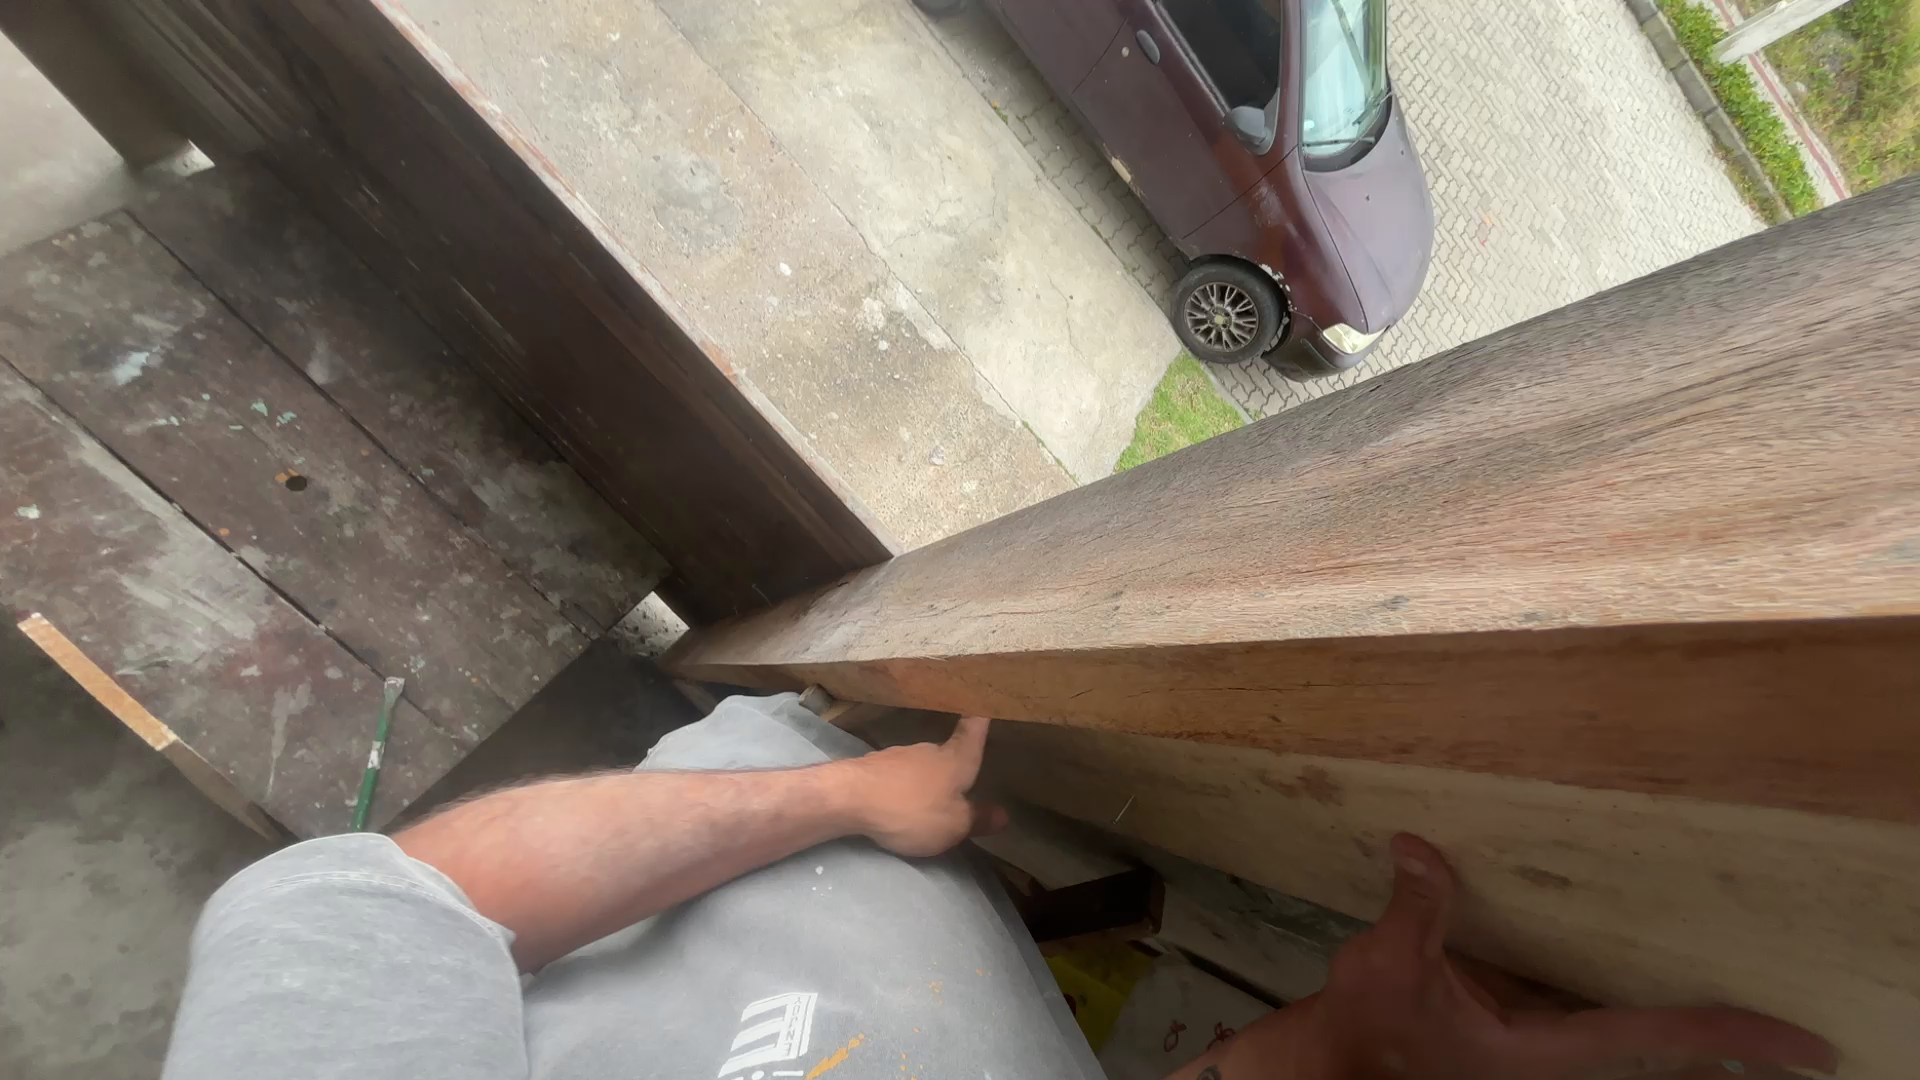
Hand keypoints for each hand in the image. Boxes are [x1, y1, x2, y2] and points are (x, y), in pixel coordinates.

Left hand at [830, 715, 1008, 856]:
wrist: (850, 797)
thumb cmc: (912, 809)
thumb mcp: (953, 825)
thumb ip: (978, 819)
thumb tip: (1004, 814)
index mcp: (955, 759)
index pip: (973, 730)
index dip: (981, 718)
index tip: (984, 702)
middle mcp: (929, 750)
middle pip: (947, 752)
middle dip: (954, 766)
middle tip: (960, 787)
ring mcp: (899, 754)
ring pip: (920, 766)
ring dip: (925, 781)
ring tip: (926, 805)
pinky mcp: (875, 766)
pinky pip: (896, 776)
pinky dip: (901, 788)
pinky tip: (896, 805)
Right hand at [1187, 835, 1837, 1079]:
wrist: (1342, 1055)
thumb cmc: (1376, 1023)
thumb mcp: (1390, 963)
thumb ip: (1416, 907)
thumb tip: (1416, 844)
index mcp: (1539, 1049)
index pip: (1646, 1039)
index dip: (1723, 1037)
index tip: (1807, 1044)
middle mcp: (1546, 1046)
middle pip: (1639, 1031)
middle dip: (1701, 1019)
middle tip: (1766, 995)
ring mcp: (1521, 1031)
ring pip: (1594, 1007)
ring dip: (1635, 984)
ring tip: (1675, 944)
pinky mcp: (1493, 1010)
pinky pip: (1550, 983)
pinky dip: (1571, 957)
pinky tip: (1566, 923)